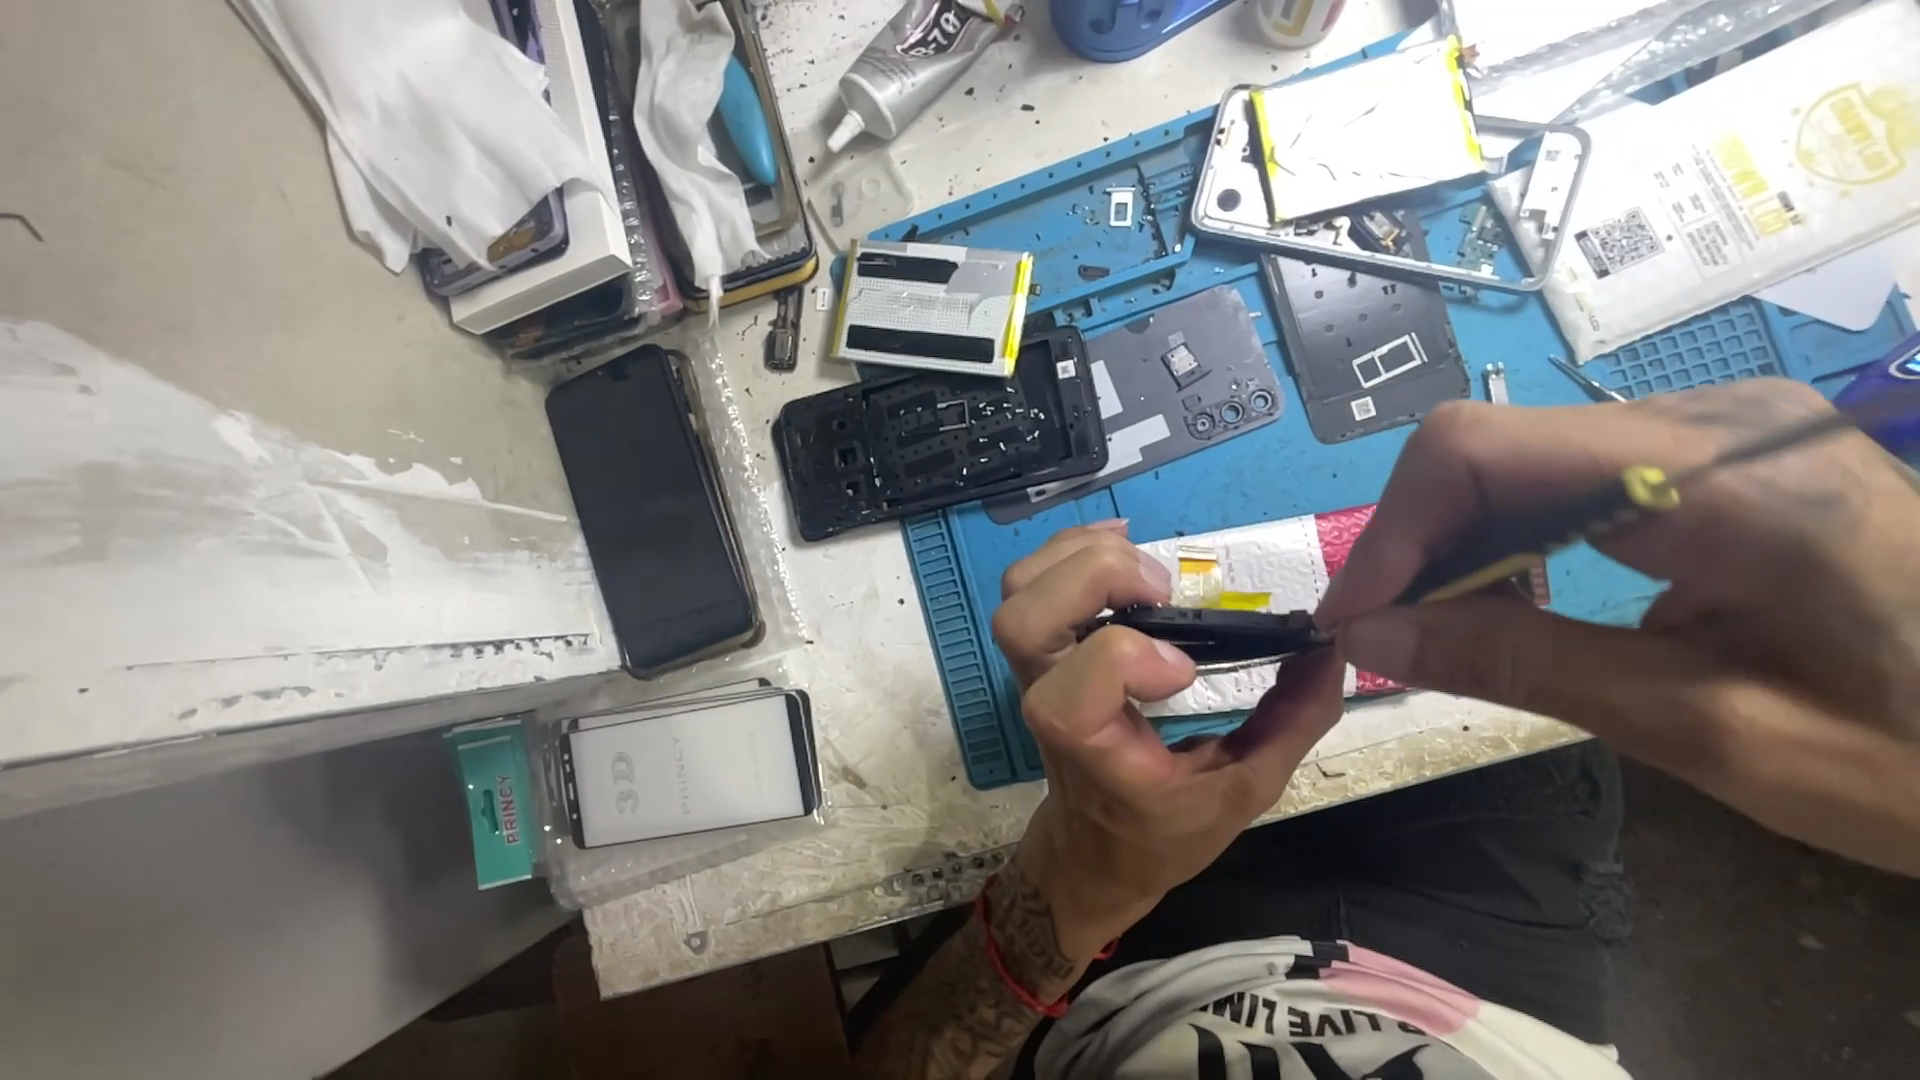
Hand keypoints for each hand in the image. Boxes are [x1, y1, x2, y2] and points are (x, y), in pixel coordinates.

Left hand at [990, 522, 1347, 975]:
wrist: (1094, 847)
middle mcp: (1050, 705)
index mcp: (1098, 756)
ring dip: (1078, 555)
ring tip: (1146, 567)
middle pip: (1023, 622)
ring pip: (1017, 592)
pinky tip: (1123, 541)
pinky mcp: (1040, 651)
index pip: (1065, 704)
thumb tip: (1328, 650)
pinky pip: (1027, 582)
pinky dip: (1069, 547)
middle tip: (1162, 591)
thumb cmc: (1163, 829)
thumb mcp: (1244, 792)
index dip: (1118, 661)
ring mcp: (1035, 672)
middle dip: (1094, 579)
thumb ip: (1290, 722)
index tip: (1184, 671)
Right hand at [1316, 379, 1919, 873]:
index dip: (1390, 533)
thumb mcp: (1706, 728)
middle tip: (1394, 642)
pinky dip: (1504, 546)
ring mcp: (1705, 431)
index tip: (1353, 623)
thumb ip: (1519, 665)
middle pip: (1482, 452)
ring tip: (1452, 633)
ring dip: (1454, 550)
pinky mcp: (1701, 457)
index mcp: (1719, 472)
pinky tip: (1515, 606)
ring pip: (1506, 464)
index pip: (1477, 453)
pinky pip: (1551, 482)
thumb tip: (1364, 638)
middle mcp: (1702, 419)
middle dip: (1416, 548)